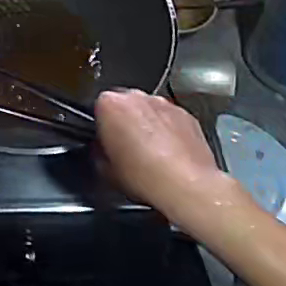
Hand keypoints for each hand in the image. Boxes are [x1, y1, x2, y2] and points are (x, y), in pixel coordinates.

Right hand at [94, 89, 237, 219]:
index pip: (98, 107)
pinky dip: (169, 131)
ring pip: (148, 110)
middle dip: (125, 122)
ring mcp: (163, 104)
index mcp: (110, 104)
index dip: (102, 127)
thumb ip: (98, 152)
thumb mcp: (106, 171)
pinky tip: (170, 154)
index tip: (106, 142)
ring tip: (151, 154)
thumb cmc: (146, 176)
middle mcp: (136, 97)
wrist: (187, 187)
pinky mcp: (185, 114)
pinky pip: (170, 118)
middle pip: (124, 104)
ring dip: (147, 125)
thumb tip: (102, 151)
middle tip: (127, 149)